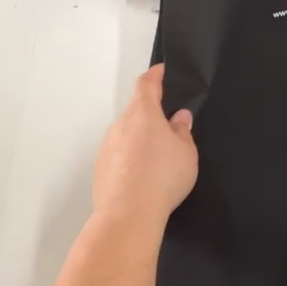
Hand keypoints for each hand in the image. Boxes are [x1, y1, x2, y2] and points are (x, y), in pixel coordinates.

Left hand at [93, 64, 197, 230]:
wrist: (128, 214)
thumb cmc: (163, 175)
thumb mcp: (186, 151)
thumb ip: (182, 130)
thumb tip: (178, 117)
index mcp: (143, 114)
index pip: (146, 85)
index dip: (155, 75)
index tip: (161, 71)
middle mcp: (120, 125)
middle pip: (136, 111)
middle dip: (152, 114)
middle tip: (171, 127)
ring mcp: (107, 147)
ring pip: (126, 134)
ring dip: (141, 138)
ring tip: (159, 157)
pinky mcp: (100, 169)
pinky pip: (119, 154)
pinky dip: (131, 157)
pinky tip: (143, 175)